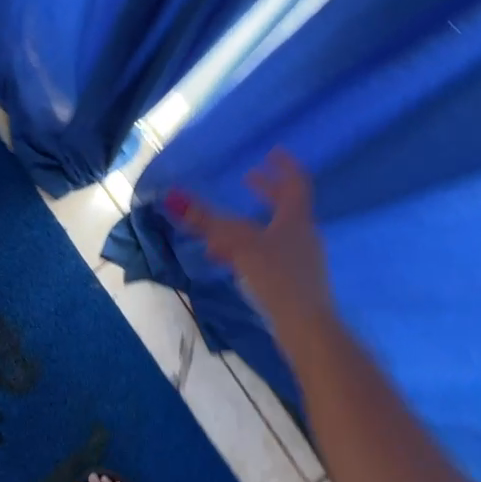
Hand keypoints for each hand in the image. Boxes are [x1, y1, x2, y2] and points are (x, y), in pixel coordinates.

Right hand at [169, 149, 337, 329]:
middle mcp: (304, 235)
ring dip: (251, 227)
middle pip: (287, 206)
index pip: (296, 181)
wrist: (307, 327)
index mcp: (296, 218)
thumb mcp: (238, 244)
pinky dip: (251, 252)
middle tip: (247, 181)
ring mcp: (303, 261)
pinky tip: (232, 265)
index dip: (284, 166)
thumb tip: (174, 198)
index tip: (271, 153)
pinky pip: (271, 257)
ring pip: (275, 233)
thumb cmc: (277, 276)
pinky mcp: (296, 285)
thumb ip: (207, 222)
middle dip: (266, 192)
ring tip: (222, 234)